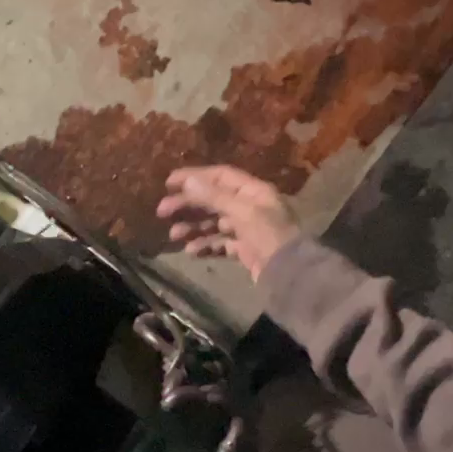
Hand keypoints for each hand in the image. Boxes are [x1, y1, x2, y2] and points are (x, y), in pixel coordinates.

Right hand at [155, 165, 301, 282]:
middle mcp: (250, 207)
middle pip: (213, 200)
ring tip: (175, 235)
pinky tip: (192, 251)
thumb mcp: (242, 212)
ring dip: (193, 227)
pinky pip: (220, 244)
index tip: (168, 182)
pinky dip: (205, 246)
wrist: (290, 275)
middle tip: (162, 211)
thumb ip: (214, 197)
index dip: (194, 177)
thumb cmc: (268, 236)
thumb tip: (188, 181)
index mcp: (254, 191)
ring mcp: (247, 229)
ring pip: (213, 223)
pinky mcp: (245, 250)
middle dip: (188, 205)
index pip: (220, 176)